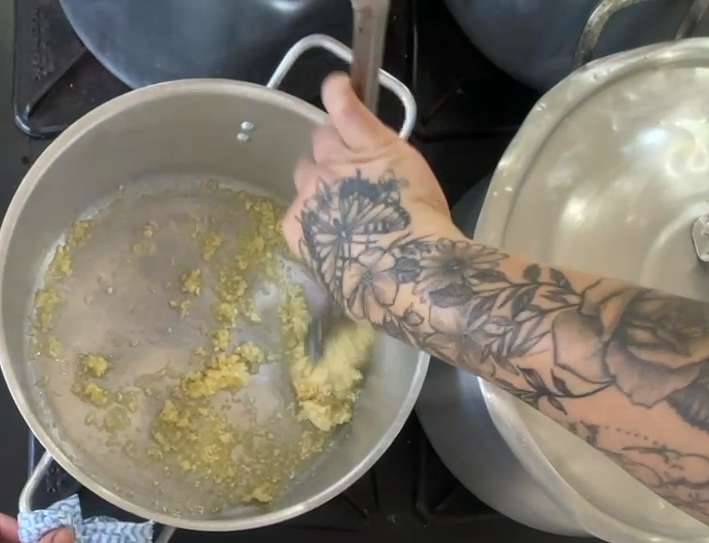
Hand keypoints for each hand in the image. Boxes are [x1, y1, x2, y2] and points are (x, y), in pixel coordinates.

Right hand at [283, 72, 457, 306]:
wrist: (410, 269)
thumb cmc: (376, 289)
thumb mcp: (340, 281)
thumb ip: (329, 258)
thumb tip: (335, 260)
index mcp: (298, 229)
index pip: (299, 207)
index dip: (318, 208)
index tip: (335, 213)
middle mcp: (309, 191)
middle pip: (307, 170)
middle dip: (325, 175)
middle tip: (350, 184)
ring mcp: (336, 163)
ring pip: (323, 138)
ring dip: (336, 142)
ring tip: (353, 145)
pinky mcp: (369, 141)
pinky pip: (345, 107)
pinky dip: (341, 94)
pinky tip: (340, 87)